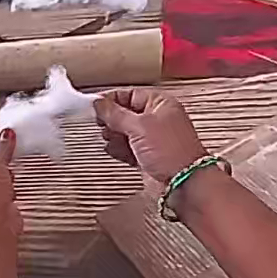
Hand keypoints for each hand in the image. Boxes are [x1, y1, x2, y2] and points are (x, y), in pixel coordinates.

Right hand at [93, 88, 208, 183]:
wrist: (182, 183)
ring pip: (125, 132)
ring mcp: (152, 139)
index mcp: (160, 104)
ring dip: (114, 136)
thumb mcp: (138, 126)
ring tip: (110, 139)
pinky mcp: (147, 156)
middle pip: (126, 114)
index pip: (130, 94)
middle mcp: (157, 120)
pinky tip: (114, 150)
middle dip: (112, 120)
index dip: (112, 99)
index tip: (95, 106)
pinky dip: (119, 149)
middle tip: (102, 124)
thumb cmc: (172, 152)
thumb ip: (115, 114)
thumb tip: (99, 103)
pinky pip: (127, 148)